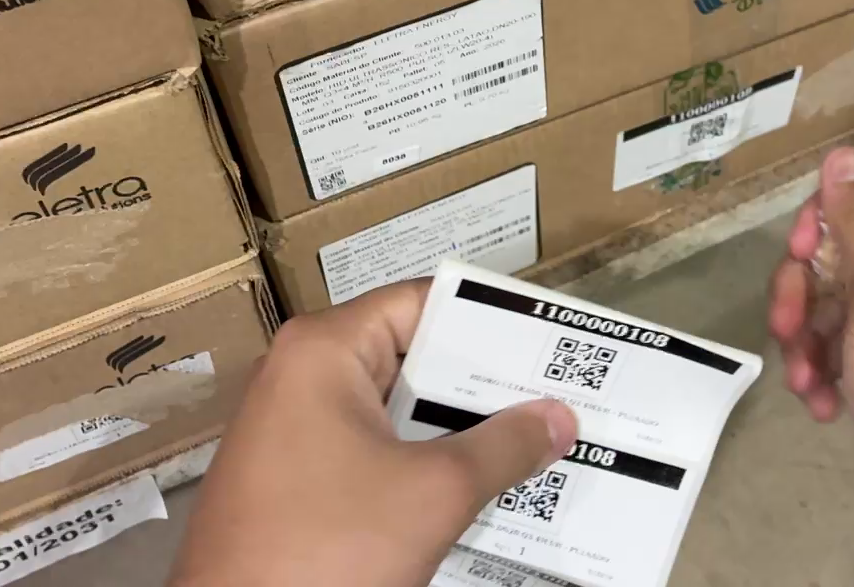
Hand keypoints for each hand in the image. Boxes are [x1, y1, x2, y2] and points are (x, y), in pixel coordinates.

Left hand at [170, 280, 577, 586]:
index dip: (484, 319)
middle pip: (408, 352)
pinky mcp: (291, 474)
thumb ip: (504, 447)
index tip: (540, 339)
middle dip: (476, 378)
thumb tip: (561, 418)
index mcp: (324, 348)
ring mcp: (291, 425)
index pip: (421, 303)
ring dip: (451, 422)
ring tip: (525, 429)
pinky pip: (369, 443)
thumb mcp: (433, 494)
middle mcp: (302, 371)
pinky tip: (470, 474)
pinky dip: (417, 454)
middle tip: (547, 388)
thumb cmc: (326, 550)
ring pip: (391, 404)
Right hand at [767, 147, 853, 586]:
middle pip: (845, 247)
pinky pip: (845, 337)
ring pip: (836, 295)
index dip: (828, 214)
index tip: (800, 251)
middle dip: (806, 290)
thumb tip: (844, 152)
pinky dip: (824, 363)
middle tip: (784, 325)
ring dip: (807, 334)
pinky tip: (821, 400)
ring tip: (803, 379)